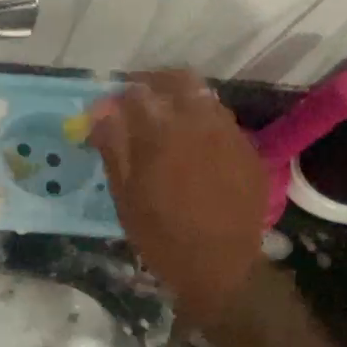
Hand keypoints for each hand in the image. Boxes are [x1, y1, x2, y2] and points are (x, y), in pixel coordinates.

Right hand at [88, 69, 266, 326]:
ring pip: (203, 97)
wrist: (219, 265)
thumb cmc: (159, 235)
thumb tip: (100, 111)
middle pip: (177, 80)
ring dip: (178, 101)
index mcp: (162, 134)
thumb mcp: (124, 195)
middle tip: (134, 101)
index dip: (117, 97)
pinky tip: (189, 148)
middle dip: (152, 84)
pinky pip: (221, 121)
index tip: (105, 110)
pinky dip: (200, 122)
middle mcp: (199, 123)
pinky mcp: (247, 149)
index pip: (136, 93)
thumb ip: (113, 147)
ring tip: (161, 124)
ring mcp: (229, 133)